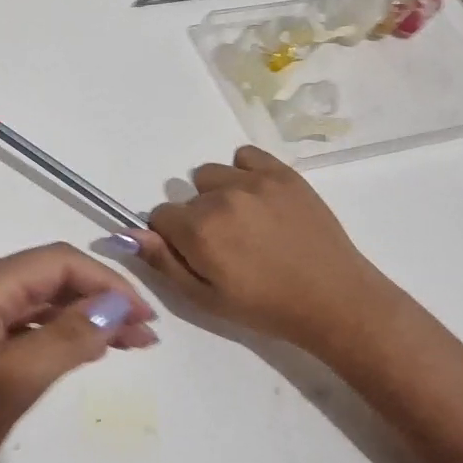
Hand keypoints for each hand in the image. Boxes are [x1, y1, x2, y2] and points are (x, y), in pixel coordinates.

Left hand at [0, 243, 157, 462]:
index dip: (107, 283)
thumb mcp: (11, 380)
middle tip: (146, 338)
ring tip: (127, 347)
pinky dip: (57, 337)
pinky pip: (22, 328)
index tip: (146, 321)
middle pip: (49, 279)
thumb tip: (114, 306)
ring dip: (82, 319)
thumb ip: (66, 339)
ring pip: (38, 304)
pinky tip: (80, 356)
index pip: (57, 262)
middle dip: (100, 299)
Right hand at [134, 146, 407, 352]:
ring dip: (217, 194)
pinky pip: (245, 156)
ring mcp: (254, 182)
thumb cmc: (264, 307)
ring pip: (211, 175)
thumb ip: (163, 261)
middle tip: (227, 245)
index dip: (173, 237)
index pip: (159, 216)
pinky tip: (259, 200)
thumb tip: (127, 234)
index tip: (196, 255)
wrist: (335, 301)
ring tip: (245, 221)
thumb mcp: (204, 298)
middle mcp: (221, 198)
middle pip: (186, 197)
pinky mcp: (283, 174)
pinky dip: (245, 172)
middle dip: (197, 218)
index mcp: (199, 230)